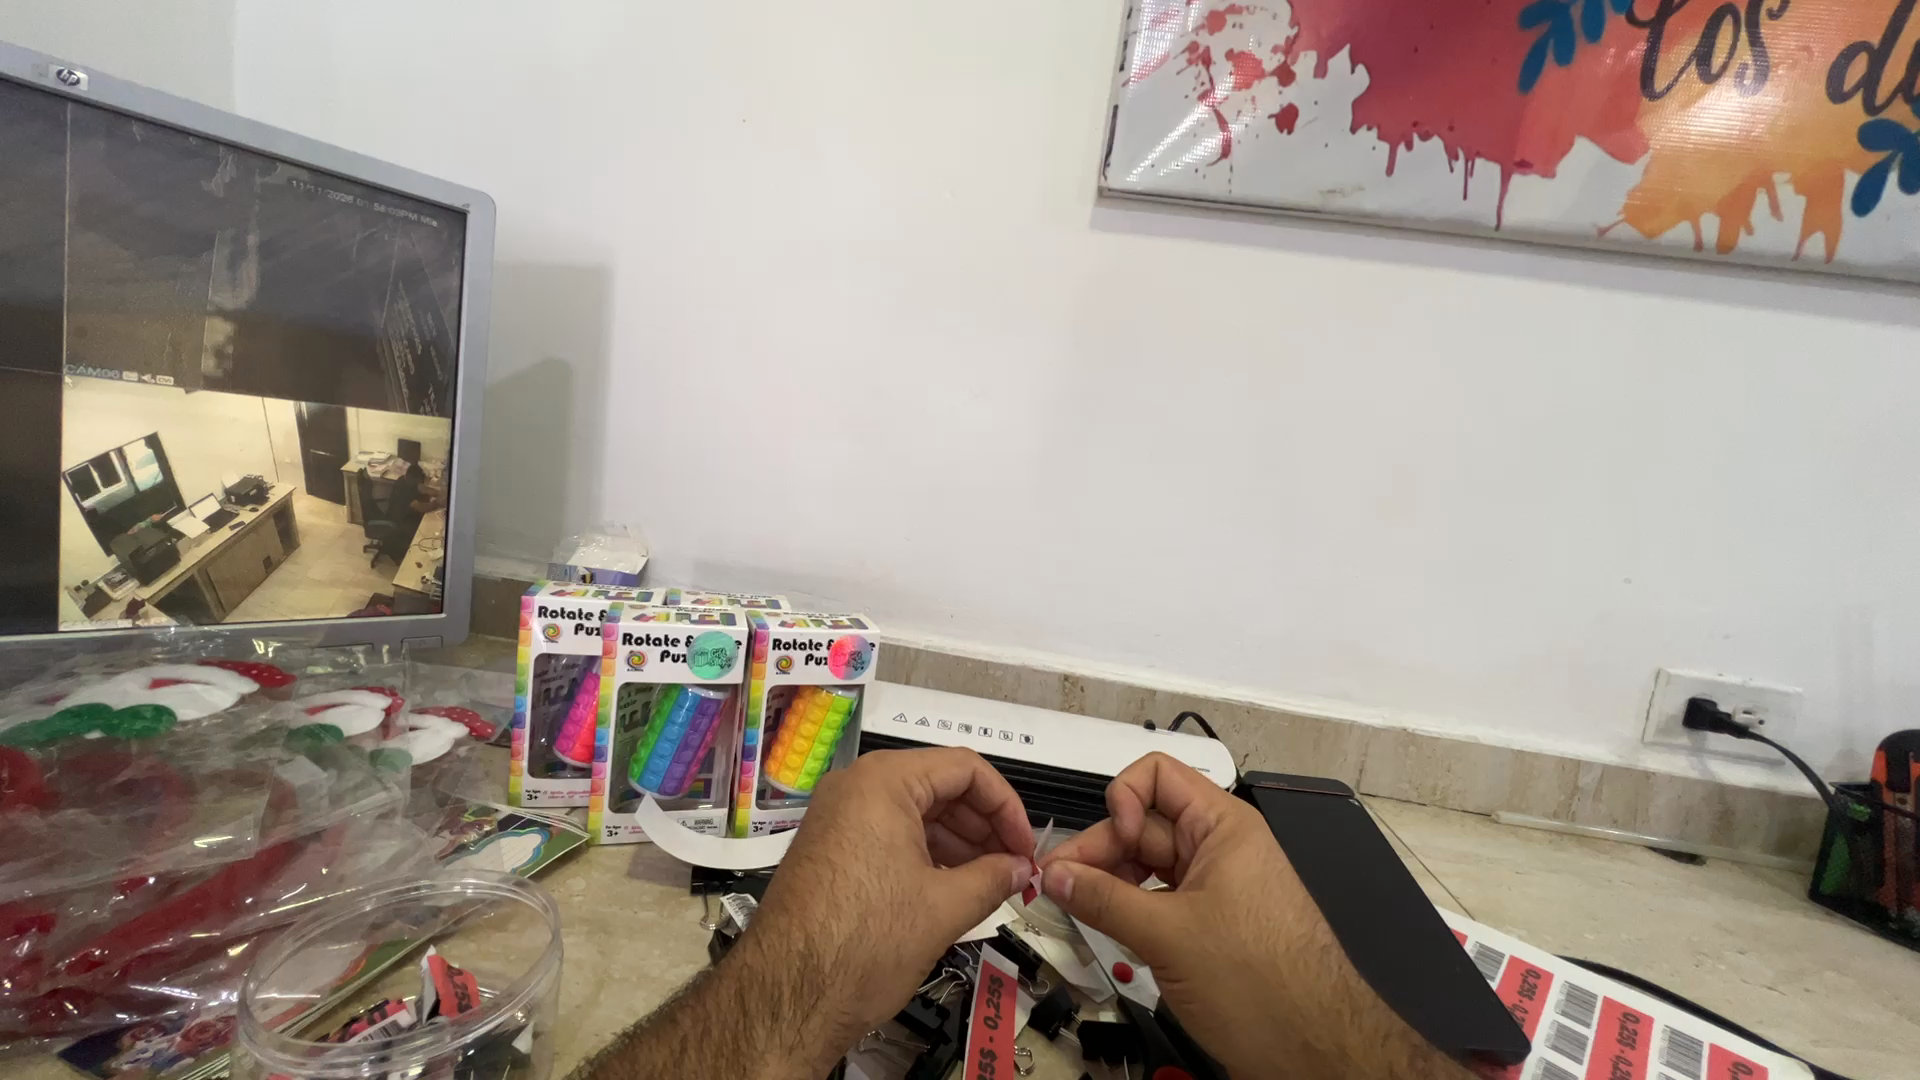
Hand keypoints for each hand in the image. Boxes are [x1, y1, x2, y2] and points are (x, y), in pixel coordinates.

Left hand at [734, 748, 1033, 1074]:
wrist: (782, 999)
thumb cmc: (865, 942)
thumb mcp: (942, 908)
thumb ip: (992, 878)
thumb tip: (1020, 869)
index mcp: (884, 780)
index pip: (965, 768)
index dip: (1006, 806)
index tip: (1025, 848)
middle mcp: (858, 784)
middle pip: (939, 786)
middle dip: (983, 826)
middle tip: (1014, 868)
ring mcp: (839, 814)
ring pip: (915, 811)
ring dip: (958, 842)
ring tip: (989, 882)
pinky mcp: (831, 845)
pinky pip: (890, 832)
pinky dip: (926, 853)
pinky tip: (951, 886)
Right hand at [1040, 753, 1468, 1079]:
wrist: (1322, 1058)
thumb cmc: (1261, 985)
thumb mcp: (1168, 936)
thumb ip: (1103, 900)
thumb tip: (1054, 875)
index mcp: (1221, 825)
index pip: (1157, 775)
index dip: (1125, 799)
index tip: (1113, 842)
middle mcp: (1219, 844)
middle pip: (1144, 824)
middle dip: (1101, 850)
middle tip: (1058, 883)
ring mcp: (1216, 883)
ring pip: (1148, 862)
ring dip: (1111, 880)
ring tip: (1079, 907)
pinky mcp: (1213, 918)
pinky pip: (1161, 894)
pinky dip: (1132, 905)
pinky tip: (1110, 926)